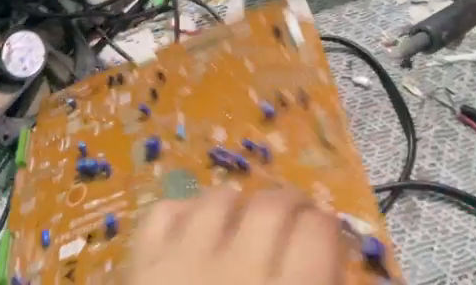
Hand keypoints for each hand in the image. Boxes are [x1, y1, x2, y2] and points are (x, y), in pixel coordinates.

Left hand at [125, 187, 345, 284]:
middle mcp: (239, 268)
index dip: (328, 227)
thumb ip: (317, 282)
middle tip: (298, 215)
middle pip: (272, 206)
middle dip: (290, 204)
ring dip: (238, 205)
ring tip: (246, 219)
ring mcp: (184, 262)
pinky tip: (194, 226)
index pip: (319, 233)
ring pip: (219, 200)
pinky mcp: (143, 266)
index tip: (330, 233)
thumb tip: (332, 268)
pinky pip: (165, 214)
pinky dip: (183, 213)